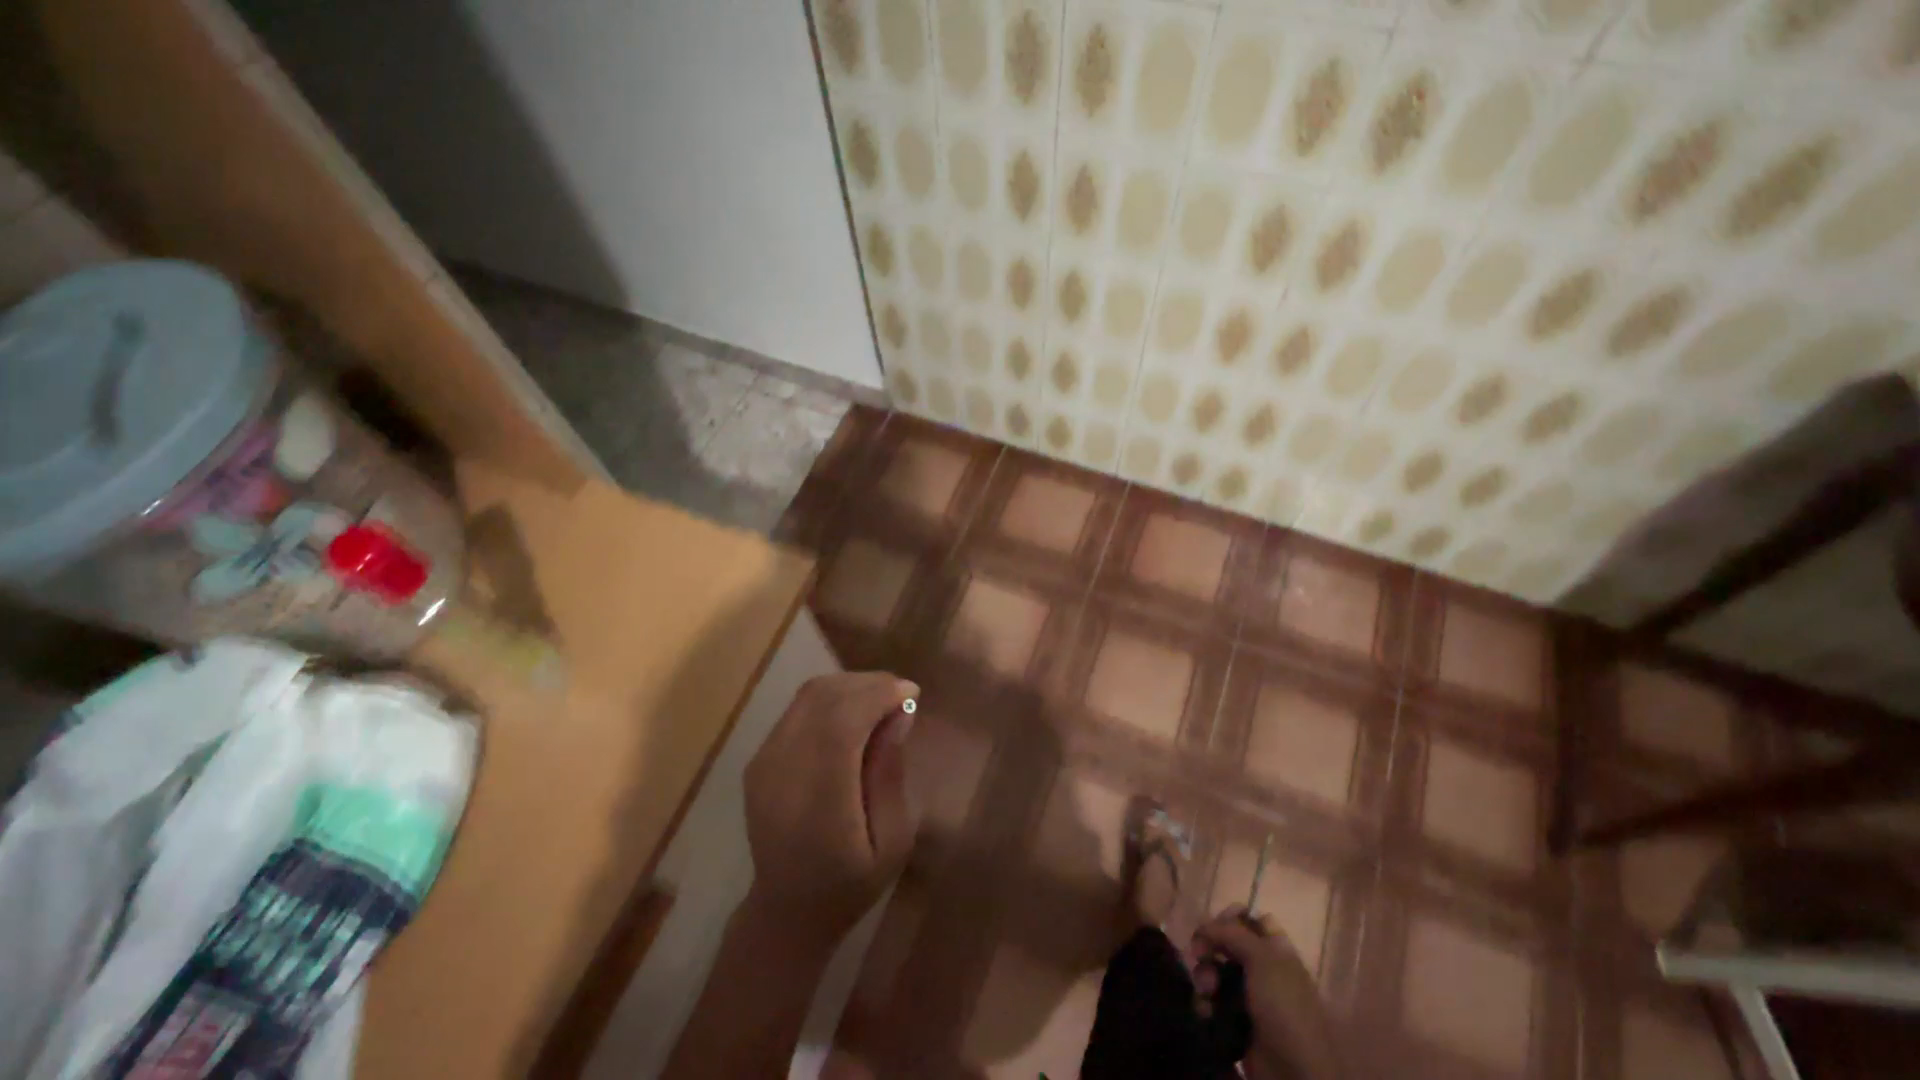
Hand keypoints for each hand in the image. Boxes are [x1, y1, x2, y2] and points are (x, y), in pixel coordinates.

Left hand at [740, 672, 920, 948]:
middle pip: (821, 699)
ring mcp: (763, 764)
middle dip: (867, 684)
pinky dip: (829, 701)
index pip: (841, 722)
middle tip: (902, 695)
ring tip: (882, 701)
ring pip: (806, 698)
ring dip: (848, 687)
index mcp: (819, 801)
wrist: (787, 911)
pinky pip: (796, 712)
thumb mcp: (892, 843)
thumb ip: (889, 777)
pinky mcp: (757, 761)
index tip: (912, 693)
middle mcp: (782, 772)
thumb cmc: (851, 885)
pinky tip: (854, 717)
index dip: (877, 695)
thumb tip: (898, 715)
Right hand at [1192, 909, 1342, 1079]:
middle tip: (1199, 954)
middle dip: (1209, 947)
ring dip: (1204, 976)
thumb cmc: (1283, 1006)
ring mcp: (1248, 995)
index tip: (1214, 925)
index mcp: (1276, 949)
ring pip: (1216, 971)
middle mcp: (1262, 968)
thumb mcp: (1263, 960)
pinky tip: (1205, 1010)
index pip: (1251, 920)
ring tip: (1206, 991)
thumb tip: (1205, 925)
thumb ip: (1233, 933)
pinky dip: (1204, 1002)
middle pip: (1227, 944)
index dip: (1231, 918)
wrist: (1292, 1069)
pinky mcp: (1235, 1019)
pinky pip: (1212, 1001)